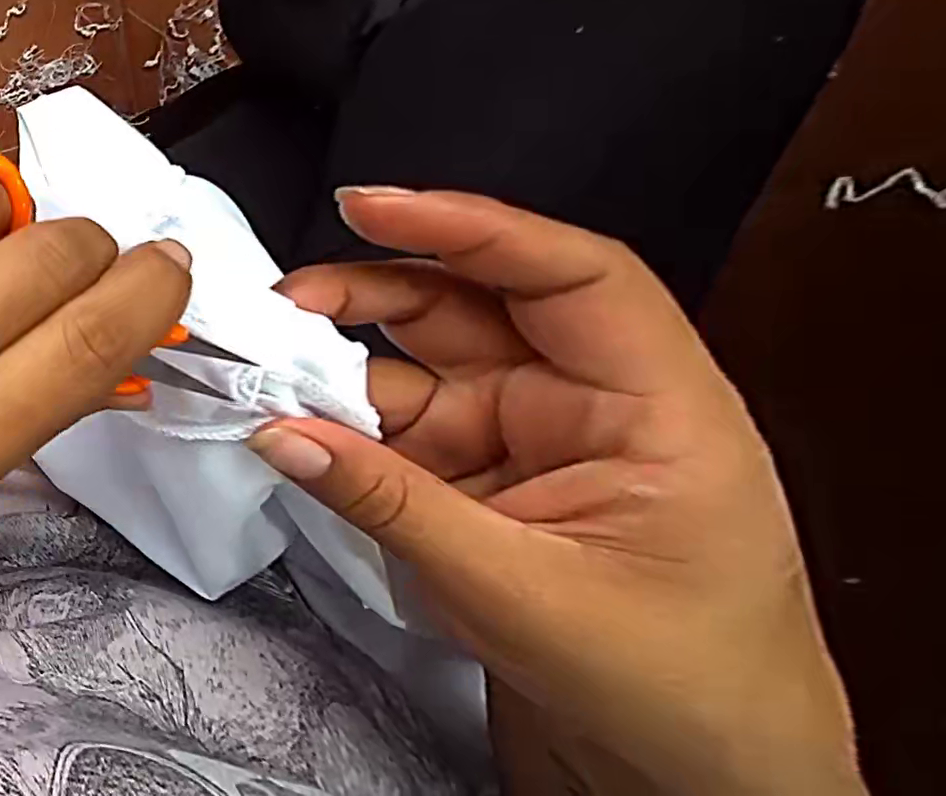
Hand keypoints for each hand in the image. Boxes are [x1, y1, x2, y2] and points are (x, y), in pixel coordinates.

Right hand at [248, 188, 862, 795]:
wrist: (674, 770)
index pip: (569, 275)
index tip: (372, 206)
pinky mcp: (462, 453)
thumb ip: (386, 503)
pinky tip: (292, 410)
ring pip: (413, 350)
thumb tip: (277, 434)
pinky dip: (334, 406)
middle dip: (371, 287)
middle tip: (287, 295)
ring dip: (339, 347)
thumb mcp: (520, 593)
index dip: (470, 227)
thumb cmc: (666, 686)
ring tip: (272, 350)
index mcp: (654, 406)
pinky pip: (386, 410)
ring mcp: (511, 421)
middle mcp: (578, 393)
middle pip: (469, 300)